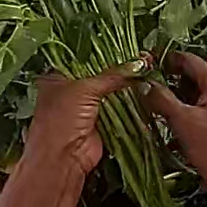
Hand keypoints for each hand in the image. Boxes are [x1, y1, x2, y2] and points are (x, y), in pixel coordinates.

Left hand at [18, 63, 141, 178]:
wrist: (63, 160)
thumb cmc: (61, 120)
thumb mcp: (84, 89)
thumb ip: (111, 75)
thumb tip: (138, 62)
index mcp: (58, 77)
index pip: (85, 57)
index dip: (106, 52)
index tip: (129, 46)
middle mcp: (71, 89)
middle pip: (100, 74)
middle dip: (121, 67)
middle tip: (143, 57)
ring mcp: (87, 106)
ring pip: (111, 90)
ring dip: (127, 83)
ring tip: (148, 68)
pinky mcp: (102, 121)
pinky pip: (119, 106)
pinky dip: (131, 99)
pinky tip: (145, 87)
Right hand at [142, 51, 206, 194]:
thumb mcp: (183, 120)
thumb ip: (162, 99)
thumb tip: (144, 85)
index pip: (188, 59)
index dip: (165, 59)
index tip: (144, 63)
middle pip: (189, 75)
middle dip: (165, 80)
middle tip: (141, 84)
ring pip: (190, 94)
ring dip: (171, 98)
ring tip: (146, 102)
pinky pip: (194, 109)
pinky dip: (179, 112)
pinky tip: (162, 122)